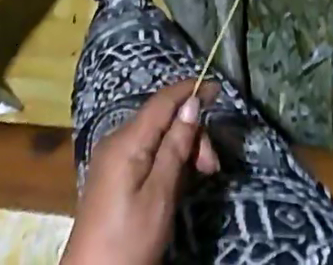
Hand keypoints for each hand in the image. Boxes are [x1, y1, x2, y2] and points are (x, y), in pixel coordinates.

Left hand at [63, 81, 219, 264]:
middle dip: (192, 131)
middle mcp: (117, 142)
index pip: (163, 100)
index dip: (191, 89)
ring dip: (184, 148)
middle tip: (212, 165)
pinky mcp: (114, 177)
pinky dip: (169, 159)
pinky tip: (182, 179)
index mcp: (126, 142)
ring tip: (203, 175)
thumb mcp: (160, 194)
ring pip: (158, 135)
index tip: (219, 89)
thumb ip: (176, 145)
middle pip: (163, 118)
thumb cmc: (128, 242)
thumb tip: (191, 102)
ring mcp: (113, 160)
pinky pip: (148, 152)